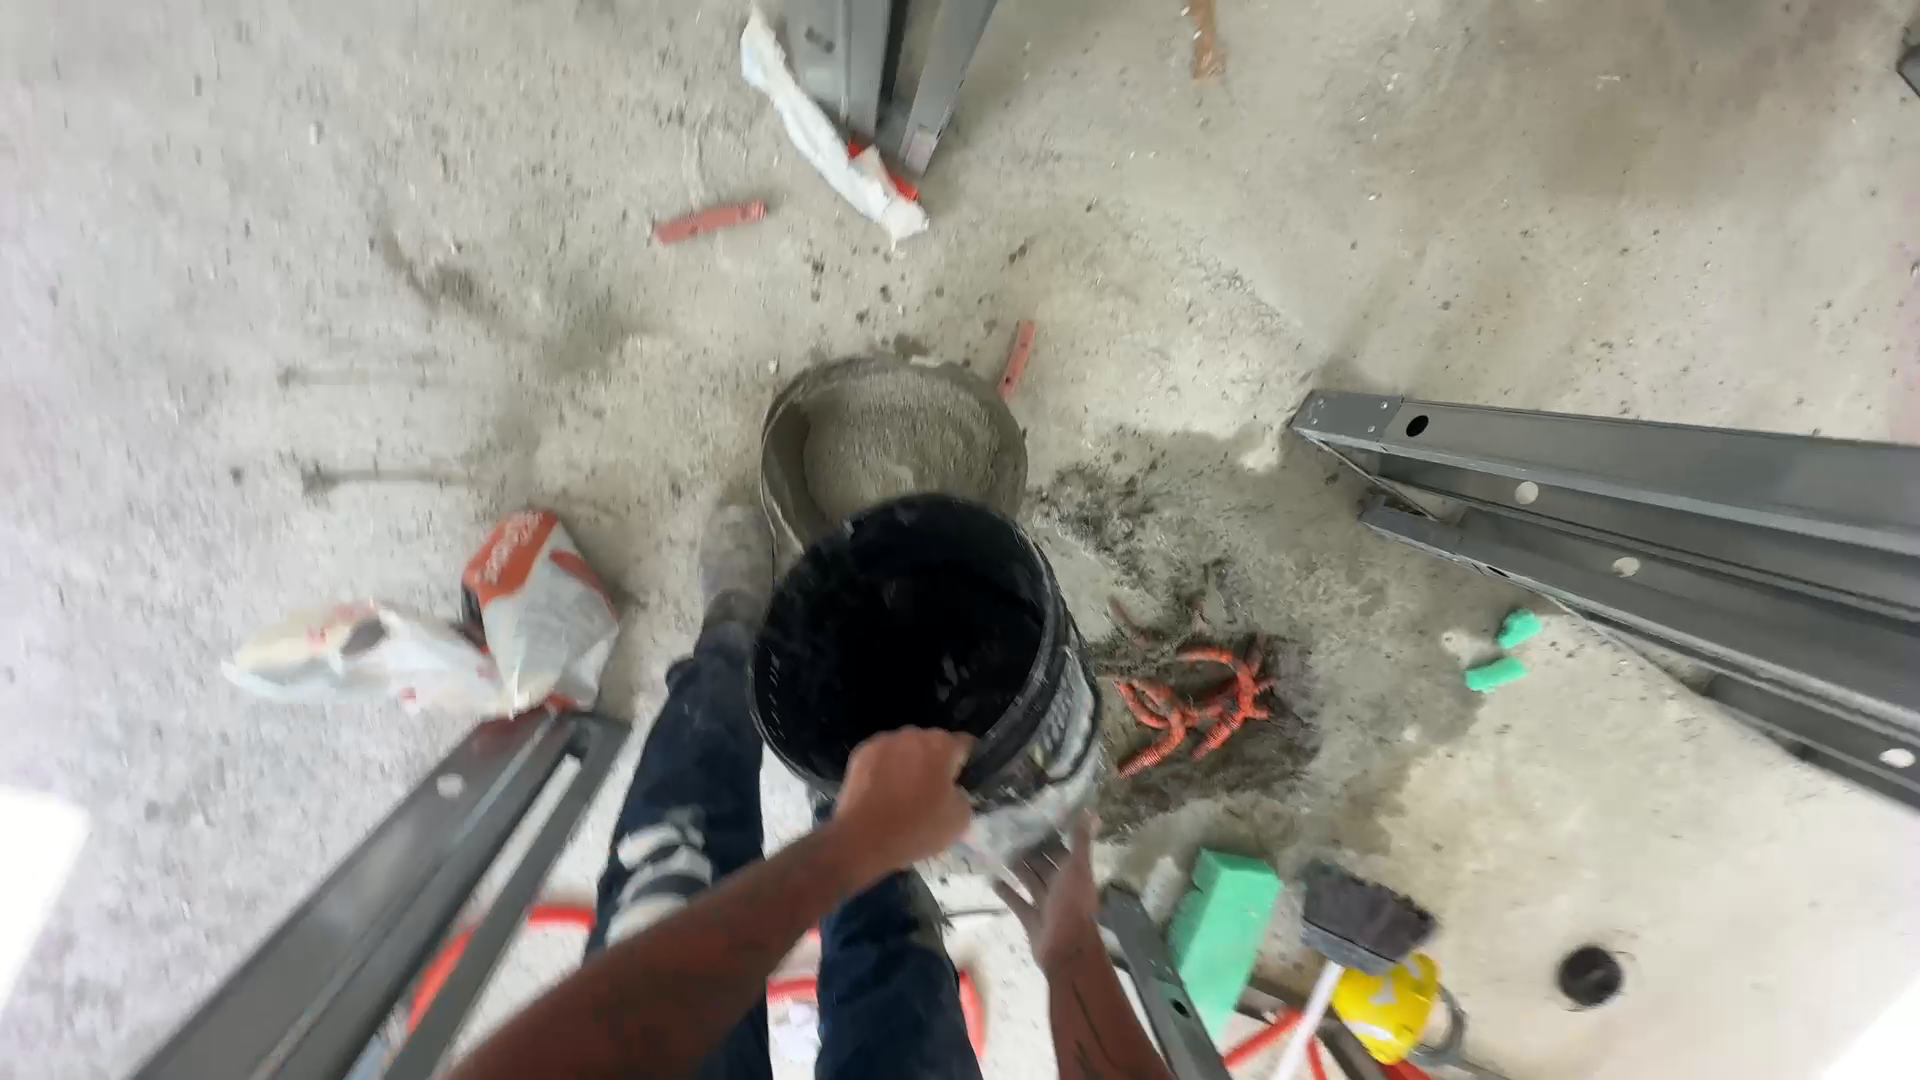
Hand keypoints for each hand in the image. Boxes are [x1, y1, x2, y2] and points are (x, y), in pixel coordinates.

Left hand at [831, 727, 974, 878]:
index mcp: (942, 745)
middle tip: (931, 792)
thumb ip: (962, 795)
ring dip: (909, 763)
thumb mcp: (960, 820)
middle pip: (932, 744)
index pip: (964, 744)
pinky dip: (885, 768)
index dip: (965, 763)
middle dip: (935, 762)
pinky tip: (881, 792)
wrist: (863, 839)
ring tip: (902, 793)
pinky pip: (882, 756)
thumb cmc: (917, 828)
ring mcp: (884, 740)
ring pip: (905, 748)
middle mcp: (914, 733)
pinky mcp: (861, 752)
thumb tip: (952, 790)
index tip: (959, 782)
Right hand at [993, 810, 1102, 972]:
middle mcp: (1060, 887)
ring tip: (1000, 852)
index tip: (1031, 820)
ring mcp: (1045, 904)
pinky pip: (1017, 902)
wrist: (1065, 948)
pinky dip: (1007, 892)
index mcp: (1073, 874)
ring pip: (1030, 881)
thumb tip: (1091, 810)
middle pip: (1043, 865)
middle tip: (1009, 834)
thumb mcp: (1078, 867)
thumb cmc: (1072, 903)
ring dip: (1018, 868)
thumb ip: (1081, 840)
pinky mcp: (1031, 919)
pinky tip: (993, 880)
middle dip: (1030, 852)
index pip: (1059, 851)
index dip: (1048, 837)